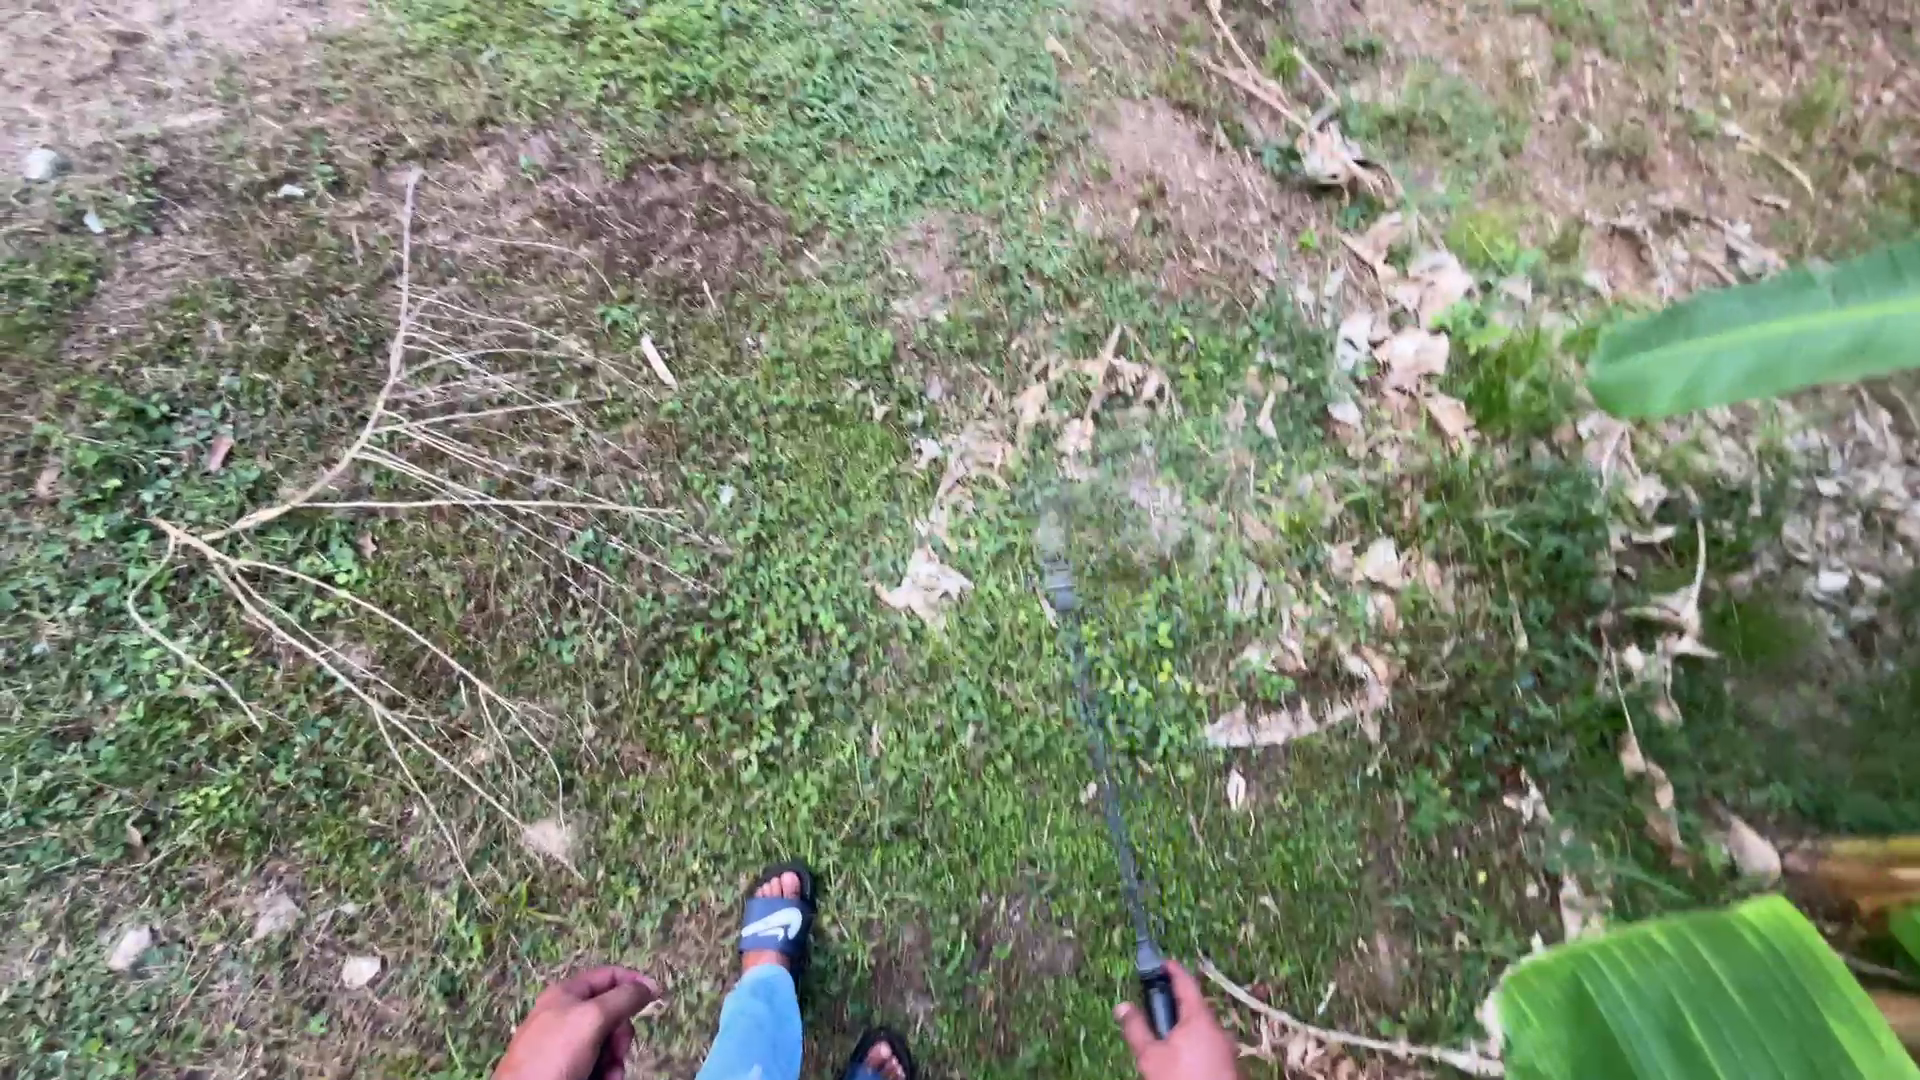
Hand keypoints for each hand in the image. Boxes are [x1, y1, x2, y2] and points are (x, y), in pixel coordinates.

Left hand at [493, 965, 661, 1079]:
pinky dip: (604, 1073)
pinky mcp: (563, 1072)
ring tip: (610, 1074)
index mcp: (566, 994)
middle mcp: (565, 1016)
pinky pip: (595, 1064)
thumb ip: (625, 997)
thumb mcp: (593, 1018)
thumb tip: (651, 985)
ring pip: (606, 1043)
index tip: (654, 998)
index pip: (610, 976)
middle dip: (622, 1033)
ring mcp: (563, 1047)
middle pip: (611, 1012)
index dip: (634, 983)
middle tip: (619, 1049)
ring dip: (615, 1059)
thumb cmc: (555, 1056)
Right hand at [1114, 960, 1238, 1079]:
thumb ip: (1136, 1028)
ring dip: (1184, 1026)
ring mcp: (1227, 1048)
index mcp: (1200, 1018)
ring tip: (1165, 1038)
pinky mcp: (1230, 1066)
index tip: (1159, 963)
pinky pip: (1209, 1044)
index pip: (1185, 981)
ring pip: (1202, 1027)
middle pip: (1194, 1005)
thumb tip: (1122, 1006)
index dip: (1171, 969)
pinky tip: (1182, 1058)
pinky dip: (1195, 1042)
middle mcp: (1218, 1028)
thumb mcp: (1151, 1056)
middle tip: (1154, 1007)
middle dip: (1174, 1003)